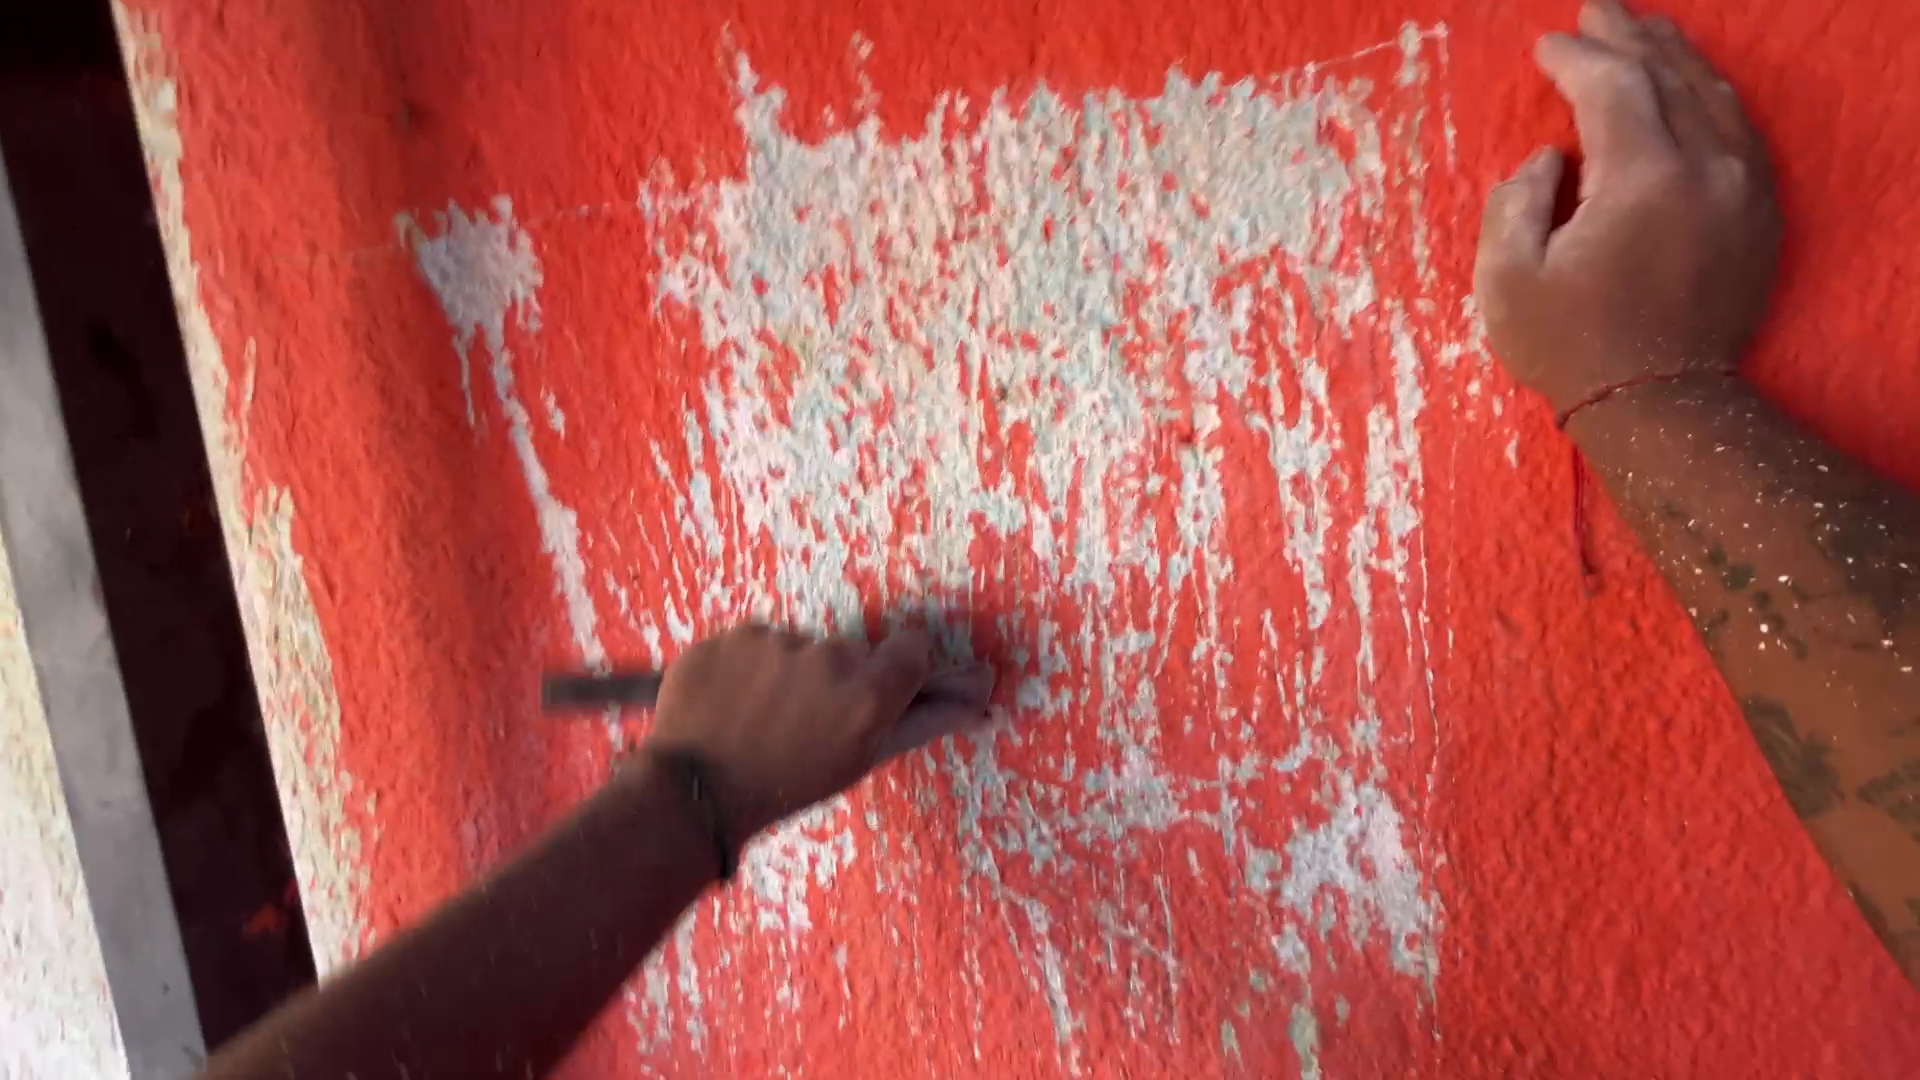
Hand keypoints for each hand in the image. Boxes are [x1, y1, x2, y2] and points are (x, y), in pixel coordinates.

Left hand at [644, 625, 992, 846]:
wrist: (697, 795)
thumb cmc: (792, 781)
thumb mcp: (862, 758)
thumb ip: (925, 719)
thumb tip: (982, 696)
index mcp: (870, 692)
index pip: (910, 651)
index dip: (892, 674)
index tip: (867, 697)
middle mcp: (831, 657)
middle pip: (849, 652)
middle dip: (833, 678)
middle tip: (801, 721)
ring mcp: (777, 642)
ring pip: (798, 646)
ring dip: (786, 671)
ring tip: (758, 715)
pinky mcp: (732, 635)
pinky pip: (753, 641)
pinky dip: (745, 664)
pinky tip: (730, 700)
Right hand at [1475, 1, 1780, 419]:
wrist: (1654, 398)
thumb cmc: (1566, 344)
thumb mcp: (1505, 283)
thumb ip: (1515, 207)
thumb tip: (1545, 162)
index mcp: (1642, 179)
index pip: (1612, 89)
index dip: (1576, 58)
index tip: (1544, 44)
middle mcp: (1708, 165)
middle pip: (1671, 75)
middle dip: (1628, 37)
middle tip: (1594, 9)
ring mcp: (1745, 184)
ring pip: (1715, 93)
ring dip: (1673, 57)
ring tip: (1641, 32)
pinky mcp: (1759, 209)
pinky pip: (1738, 127)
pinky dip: (1705, 95)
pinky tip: (1686, 88)